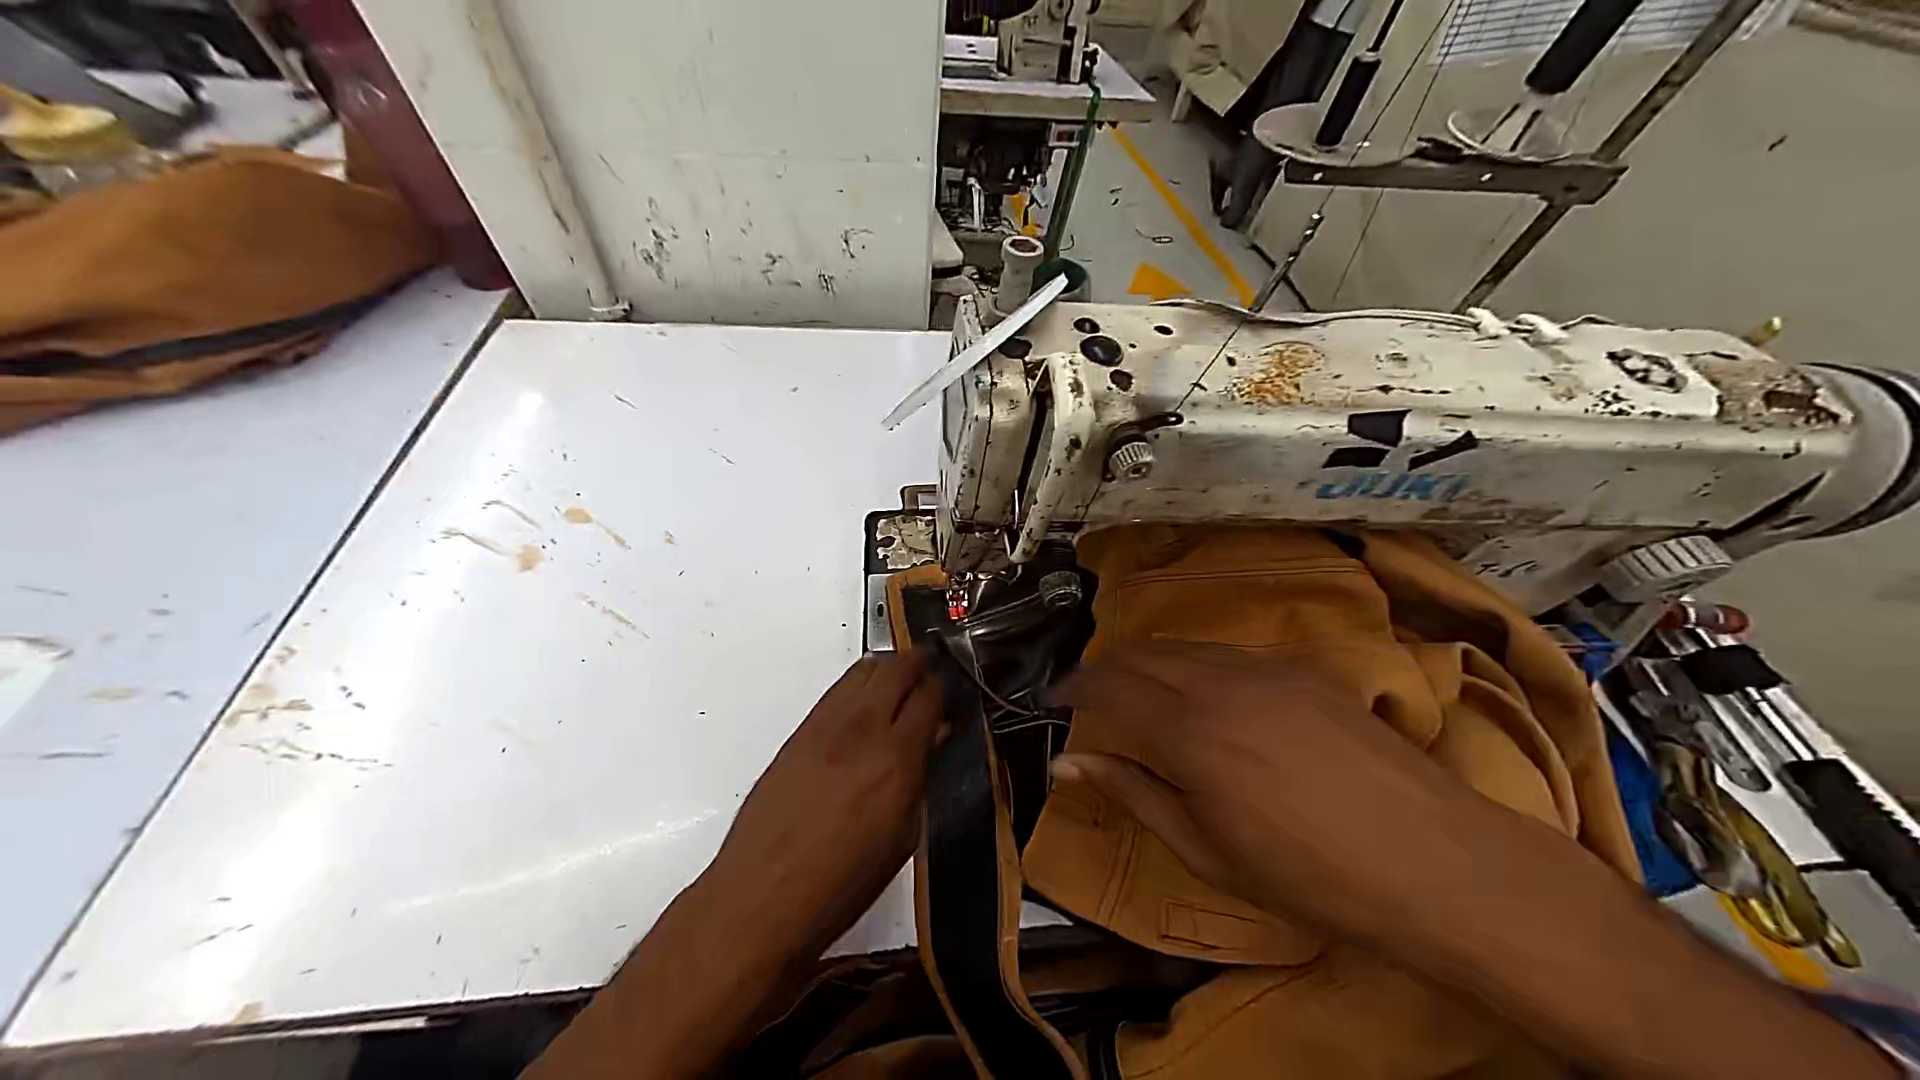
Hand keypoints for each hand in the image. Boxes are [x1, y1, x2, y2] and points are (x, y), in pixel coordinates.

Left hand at [696, 651, 943, 960]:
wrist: (763, 894)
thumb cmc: (837, 883)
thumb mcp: (901, 837)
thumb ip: (920, 778)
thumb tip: (931, 744)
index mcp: (897, 759)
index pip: (930, 697)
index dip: (945, 689)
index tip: (950, 693)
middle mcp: (862, 731)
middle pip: (897, 669)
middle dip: (919, 663)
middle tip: (930, 666)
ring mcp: (826, 726)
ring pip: (863, 671)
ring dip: (887, 667)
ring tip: (899, 677)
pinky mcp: (799, 732)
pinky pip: (836, 690)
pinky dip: (857, 683)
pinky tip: (863, 698)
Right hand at [1052, 644, 1898, 1079]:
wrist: (1435, 863)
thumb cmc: (1308, 875)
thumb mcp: (1204, 848)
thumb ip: (1132, 793)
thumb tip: (1067, 765)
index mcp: (1189, 732)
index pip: (1108, 687)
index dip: (1074, 688)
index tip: (1056, 700)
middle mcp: (1219, 683)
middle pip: (1140, 656)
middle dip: (1104, 670)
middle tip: (1088, 697)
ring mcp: (1265, 670)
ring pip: (1182, 647)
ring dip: (1147, 663)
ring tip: (1137, 694)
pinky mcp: (1301, 671)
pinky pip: (1224, 654)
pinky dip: (1192, 665)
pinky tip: (1200, 694)